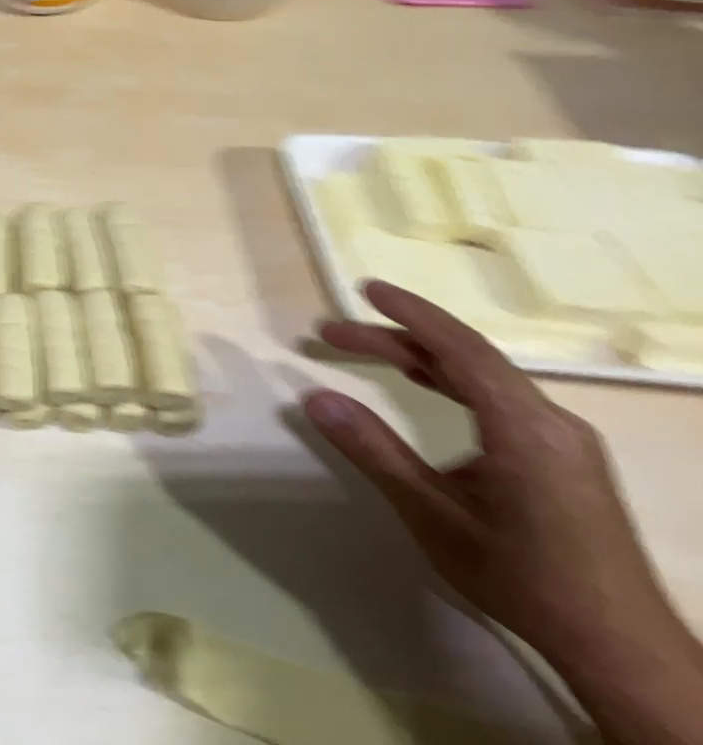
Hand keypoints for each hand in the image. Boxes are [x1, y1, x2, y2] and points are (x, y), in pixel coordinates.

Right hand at [305, 281, 702, 743]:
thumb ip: (374, 451)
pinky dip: (451, 383)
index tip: (365, 289)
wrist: (614, 639)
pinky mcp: (563, 459)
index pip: (462, 350)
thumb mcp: (433, 515)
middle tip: (329, 334)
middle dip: (396, 339)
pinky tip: (423, 391)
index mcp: (525, 429)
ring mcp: (562, 440)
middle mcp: (551, 422)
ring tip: (363, 352)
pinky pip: (500, 402)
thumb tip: (315, 398)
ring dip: (421, 361)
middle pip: (467, 360)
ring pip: (484, 380)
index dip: (411, 315)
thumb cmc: (520, 576)